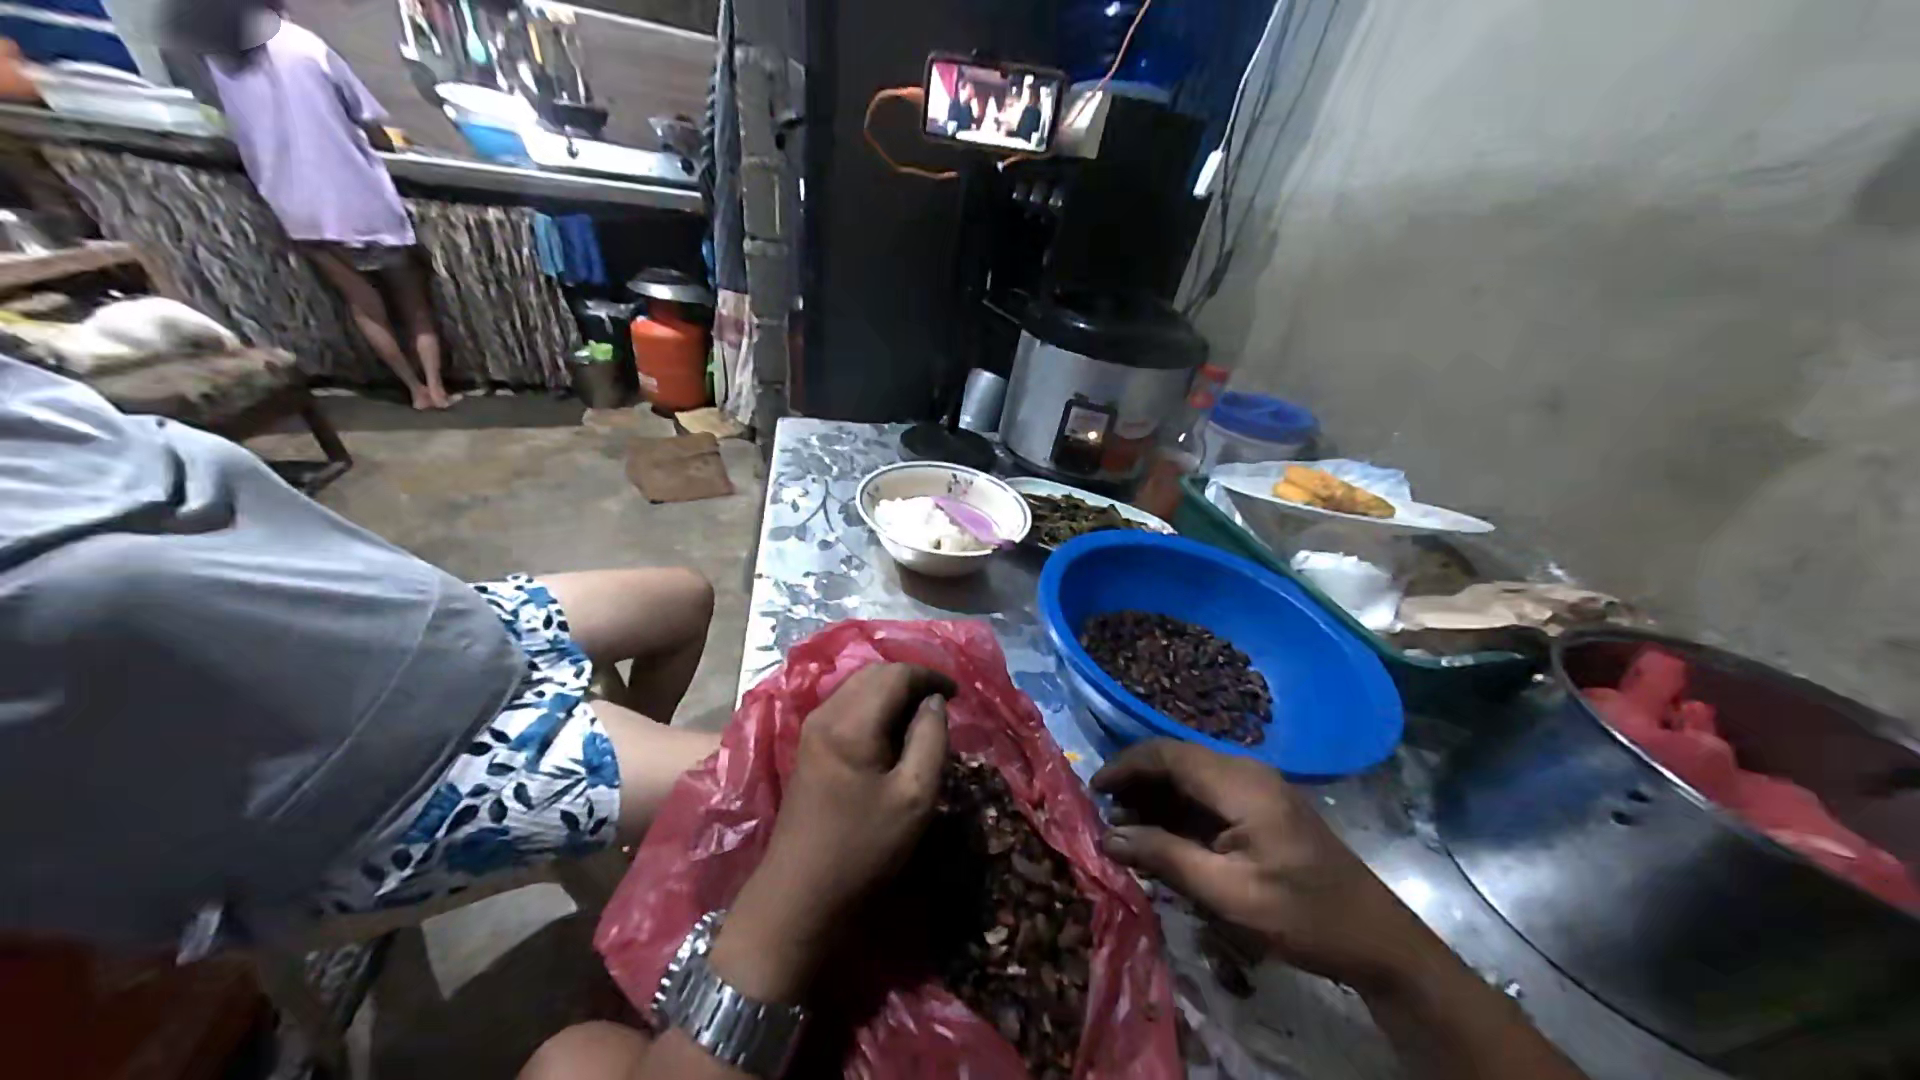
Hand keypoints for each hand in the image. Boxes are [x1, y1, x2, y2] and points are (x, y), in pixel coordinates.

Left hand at [709, 664, 955, 1002]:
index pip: (896, 674)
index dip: (930, 676)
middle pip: (874, 674)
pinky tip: (891, 731)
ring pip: (858, 686)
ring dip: (892, 690)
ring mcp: (812, 728)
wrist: (799, 893)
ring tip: (921, 716)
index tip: (958, 693)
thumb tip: (934, 701)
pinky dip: (874, 705)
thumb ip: (930, 739)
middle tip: (941, 703)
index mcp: (851, 723)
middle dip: (911, 679)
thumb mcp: (914, 797)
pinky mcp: (808, 744)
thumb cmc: (863, 848)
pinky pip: (847, 705)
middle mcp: (826, 714)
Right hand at [1092, 739, 1441, 993]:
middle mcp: (1246, 771)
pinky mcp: (1261, 806)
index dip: (1124, 766)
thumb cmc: (1303, 916)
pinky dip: (1178, 808)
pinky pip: (1207, 793)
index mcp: (1239, 783)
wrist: (1379, 940)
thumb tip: (1107, 837)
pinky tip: (1164, 836)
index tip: (1093, 791)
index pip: (1166, 753)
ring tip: (1127, 828)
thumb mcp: (1228, 894)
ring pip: (1190, 775)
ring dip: (1156, 796)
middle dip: (1136, 782)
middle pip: (1176, 759)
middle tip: (1106, 815)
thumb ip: (1164, 858)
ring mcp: (1257, 787)